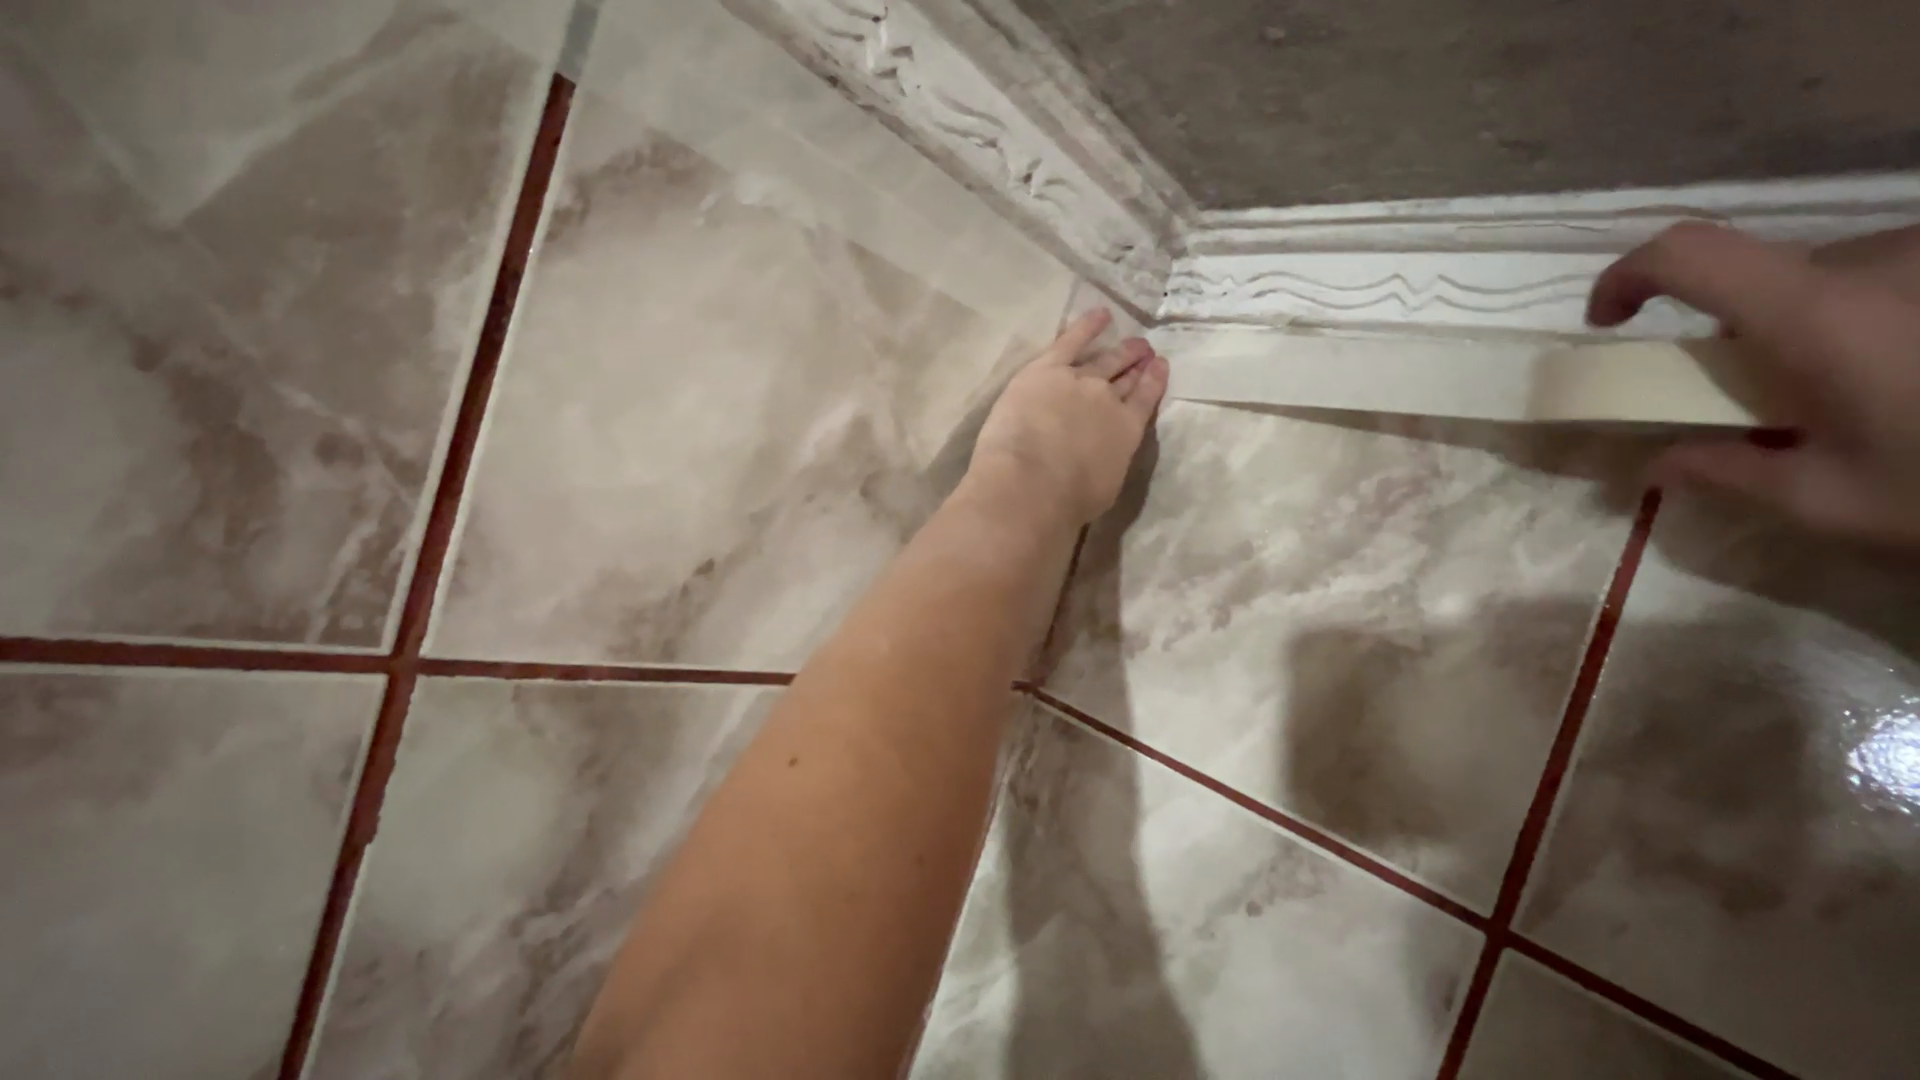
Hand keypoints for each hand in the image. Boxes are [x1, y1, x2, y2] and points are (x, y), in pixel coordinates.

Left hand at [968, 308, 1169, 525]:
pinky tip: (1100, 314)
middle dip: (1138, 365)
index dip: (1153, 383)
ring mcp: (1079, 380)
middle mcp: (1108, 400)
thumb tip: (1102, 454)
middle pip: (1125, 378)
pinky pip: (1071, 340)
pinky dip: (1087, 326)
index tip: (1160, 369)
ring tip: (1134, 342)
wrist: (1031, 482)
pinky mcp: (1047, 369)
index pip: (1145, 401)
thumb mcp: (1105, 485)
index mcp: (1126, 432)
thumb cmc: (1068, 499)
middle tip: (1147, 353)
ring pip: (1104, 359)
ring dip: (1121, 350)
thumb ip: (1108, 461)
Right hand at [1589, 222, 1919, 545]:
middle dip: (1738, 329)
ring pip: (1837, 273)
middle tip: (1759, 397)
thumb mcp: (1835, 503)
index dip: (1629, 276)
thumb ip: (1731, 475)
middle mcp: (1882, 263)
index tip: (1610, 322)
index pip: (1687, 253)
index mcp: (1820, 316)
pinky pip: (1899, 274)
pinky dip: (1875, 317)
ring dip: (1814, 325)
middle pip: (1765, 273)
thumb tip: (1661, 465)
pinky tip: (1914, 374)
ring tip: (1860, 394)